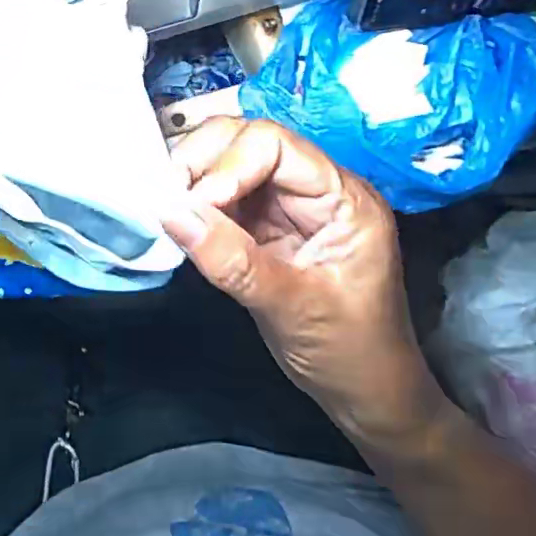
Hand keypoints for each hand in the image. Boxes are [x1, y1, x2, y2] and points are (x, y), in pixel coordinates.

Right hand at [161, 117, 442, 441]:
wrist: (365, 396)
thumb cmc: (352, 355)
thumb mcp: (296, 310)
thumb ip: (234, 262)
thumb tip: (171, 213)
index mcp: (342, 197)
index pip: (275, 146)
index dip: (228, 165)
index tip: (195, 203)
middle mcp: (312, 186)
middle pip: (246, 139)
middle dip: (203, 159)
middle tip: (170, 195)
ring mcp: (283, 201)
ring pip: (225, 159)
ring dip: (191, 176)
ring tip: (170, 206)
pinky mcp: (258, 221)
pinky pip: (216, 192)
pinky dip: (191, 199)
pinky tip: (179, 217)